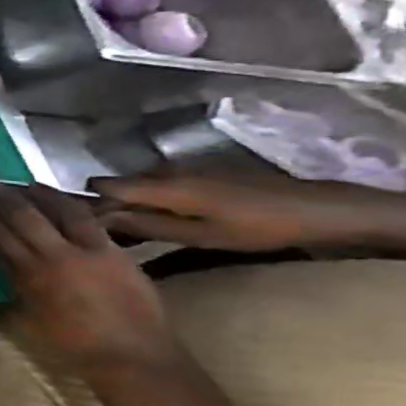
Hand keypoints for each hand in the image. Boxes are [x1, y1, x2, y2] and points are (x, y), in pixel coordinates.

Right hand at [0, 188, 176, 372]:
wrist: (134, 357)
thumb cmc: (72, 345)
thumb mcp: (26, 320)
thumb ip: (5, 291)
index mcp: (30, 274)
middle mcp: (57, 256)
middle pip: (26, 217)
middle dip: (6, 199)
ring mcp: (90, 252)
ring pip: (63, 211)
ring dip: (43, 195)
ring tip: (29, 186)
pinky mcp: (116, 253)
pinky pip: (92, 222)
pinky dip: (74, 208)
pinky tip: (65, 204)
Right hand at [94, 173, 405, 251]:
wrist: (322, 209)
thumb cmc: (261, 227)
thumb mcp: (202, 236)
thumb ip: (147, 227)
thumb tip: (100, 221)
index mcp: (161, 186)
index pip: (101, 186)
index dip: (87, 202)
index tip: (82, 223)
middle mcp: (164, 171)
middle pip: (117, 185)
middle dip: (107, 205)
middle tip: (108, 234)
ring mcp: (183, 169)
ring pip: (138, 185)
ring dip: (131, 203)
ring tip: (136, 230)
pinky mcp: (199, 172)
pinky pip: (159, 184)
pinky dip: (152, 200)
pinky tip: (166, 218)